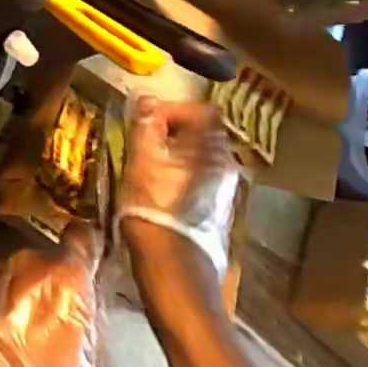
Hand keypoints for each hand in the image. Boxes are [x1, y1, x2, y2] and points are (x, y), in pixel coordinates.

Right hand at [116, 96, 243, 268]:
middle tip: (141, 140)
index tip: (145, 120)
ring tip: (145, 164)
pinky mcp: (216, 209)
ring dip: (172, 153)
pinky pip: (198, 177)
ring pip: (198, 156)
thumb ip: (146, 124)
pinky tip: (157, 189)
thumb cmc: (154, 206)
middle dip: (169, 130)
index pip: (200, 109)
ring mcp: (224, 190)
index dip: (171, 108)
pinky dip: (178, 173)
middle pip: (200, 132)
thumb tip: (147, 98)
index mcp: (213, 148)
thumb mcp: (142, 159)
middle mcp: (226, 165)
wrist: (173, 268)